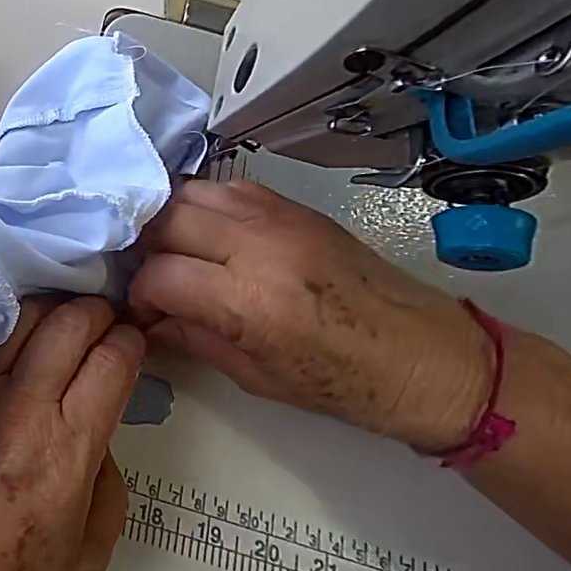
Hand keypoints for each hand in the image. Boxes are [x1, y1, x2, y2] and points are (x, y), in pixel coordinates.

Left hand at [0, 297, 142, 570]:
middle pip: (68, 321)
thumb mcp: (82, 561)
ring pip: (21, 316)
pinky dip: (4, 325)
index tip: (129, 340)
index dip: (128, 339)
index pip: (110, 358)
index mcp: (64, 448)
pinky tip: (13, 335)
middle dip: (93, 310)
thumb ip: (108, 491)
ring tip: (58, 323)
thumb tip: (99, 440)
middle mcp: (20, 405)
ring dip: (48, 310)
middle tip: (99, 320)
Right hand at [125, 180, 491, 452]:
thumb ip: (188, 335)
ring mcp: (282, 220)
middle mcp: (263, 248)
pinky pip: (228, 188)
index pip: (158, 274)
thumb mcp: (250, 373)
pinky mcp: (298, 209)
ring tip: (168, 249)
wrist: (432, 359)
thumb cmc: (342, 383)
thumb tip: (146, 317)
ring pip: (190, 193)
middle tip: (147, 274)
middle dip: (143, 248)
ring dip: (167, 219)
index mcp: (251, 302)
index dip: (138, 294)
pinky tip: (203, 232)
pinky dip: (203, 205)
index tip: (143, 311)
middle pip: (165, 221)